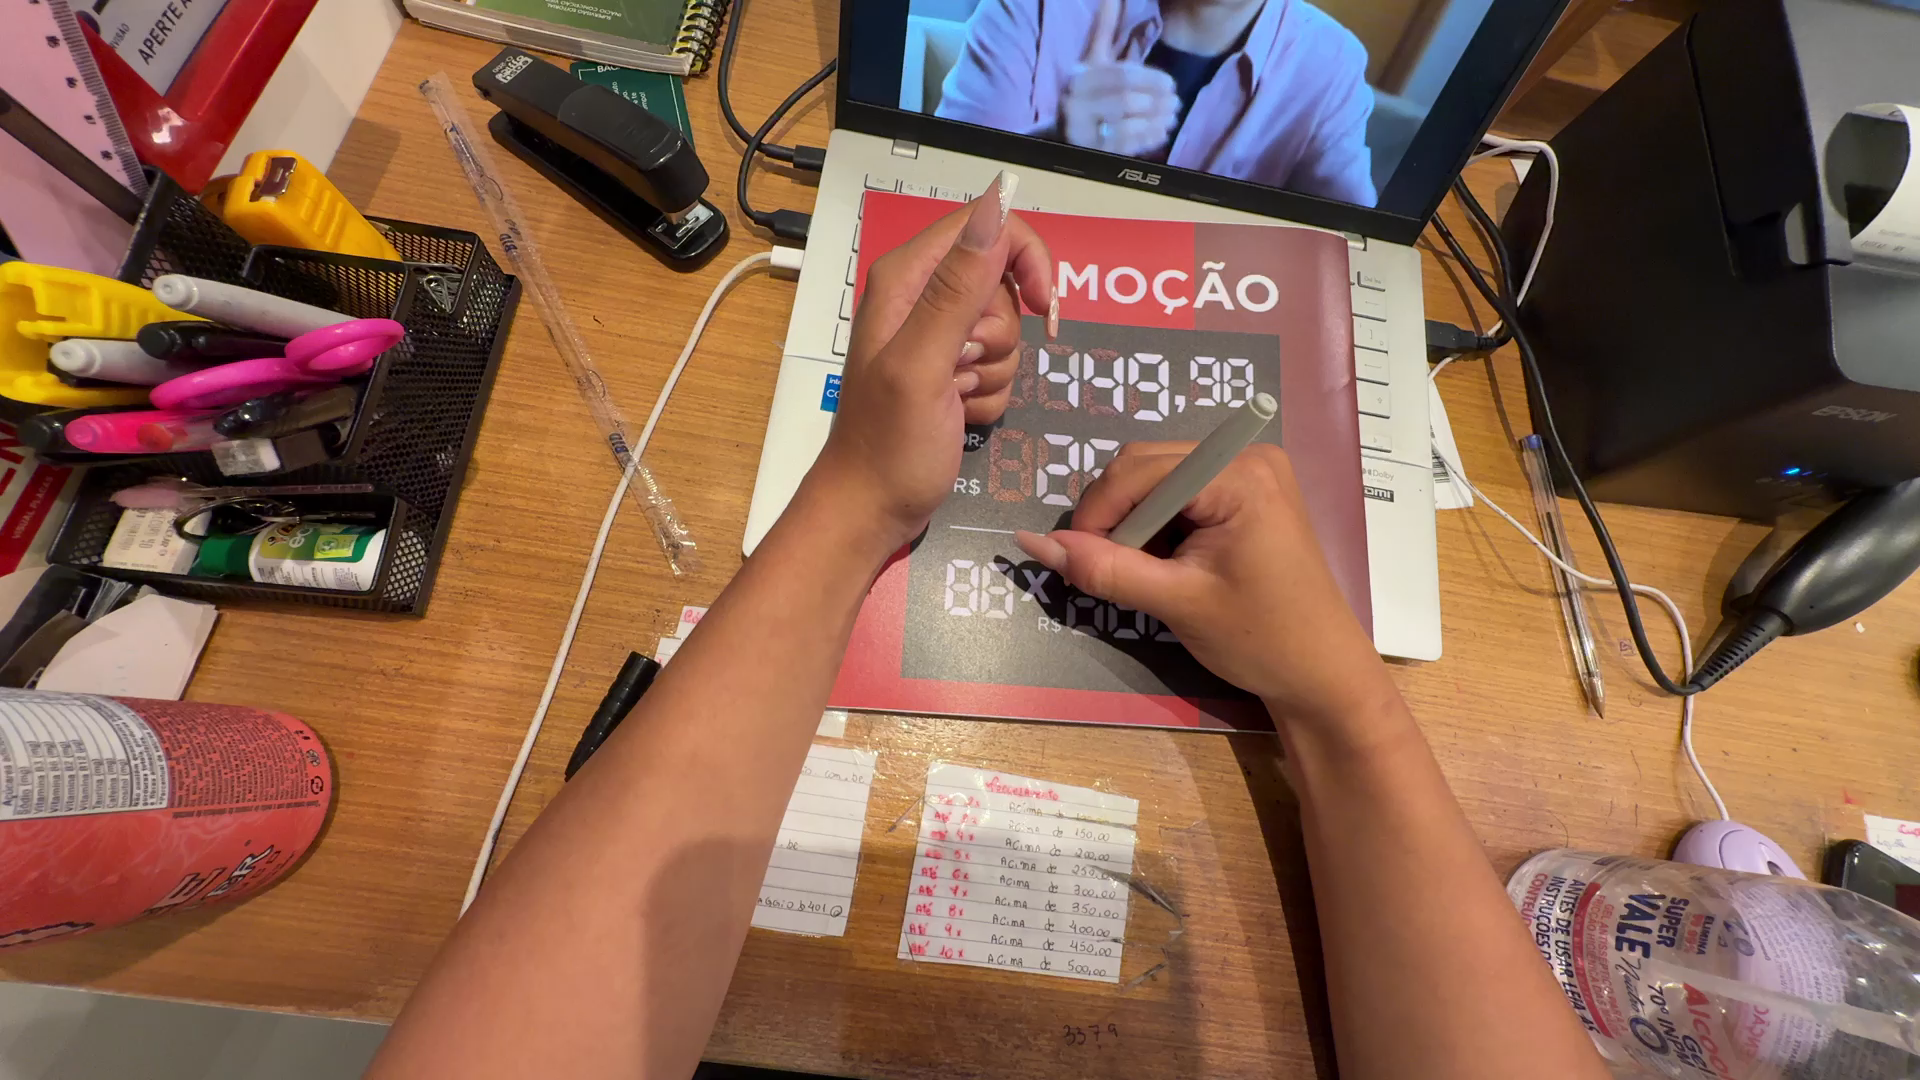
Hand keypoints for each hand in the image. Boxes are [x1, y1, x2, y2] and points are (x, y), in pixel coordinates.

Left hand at [803, 172, 1055, 555]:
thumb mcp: (922, 363)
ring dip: (994, 372)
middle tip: (963, 369)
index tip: (1044, 307)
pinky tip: (959, 414)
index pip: (986, 225)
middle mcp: (924, 299)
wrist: (873, 506)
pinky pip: (1000, 369)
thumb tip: (997, 205)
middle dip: (1000, 335)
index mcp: (908, 278)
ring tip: (954, 397)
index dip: (1025, 257)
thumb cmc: (889, 443)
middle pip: (1003, 284)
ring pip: (1007, 332)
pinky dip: (989, 396)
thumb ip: (957, 288)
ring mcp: (940, 340)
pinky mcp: (954, 374)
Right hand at [1014, 443, 1393, 729]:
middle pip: (1142, 466)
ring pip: (1152, 478)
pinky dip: (1154, 525)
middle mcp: (1244, 456)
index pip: (1138, 470)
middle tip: (1114, 570)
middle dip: (1114, 516)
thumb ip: (1103, 568)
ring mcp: (1246, 471)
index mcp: (1239, 474)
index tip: (1082, 562)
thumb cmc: (1259, 638)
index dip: (1099, 513)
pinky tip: (1165, 561)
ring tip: (1145, 571)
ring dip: (1132, 522)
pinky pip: (1174, 492)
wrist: (1320, 674)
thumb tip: (1032, 542)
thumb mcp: (1175, 602)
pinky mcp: (1243, 491)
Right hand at [1059, 0, 1178, 155]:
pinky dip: (1145, 140)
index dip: (1150, 80)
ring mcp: (1082, 133)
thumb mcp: (1092, 61)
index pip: (1122, 77)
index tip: (1172, 84)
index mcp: (1079, 80)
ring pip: (1126, 126)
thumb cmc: (1087, 92)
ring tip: (1172, 117)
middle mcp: (1076, 106)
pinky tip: (1161, 134)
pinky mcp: (1090, 154)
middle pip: (1126, 102)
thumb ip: (1104, 29)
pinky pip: (1124, 147)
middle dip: (1155, 102)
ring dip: (1154, 122)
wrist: (1062, 131)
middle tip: (1176, 103)